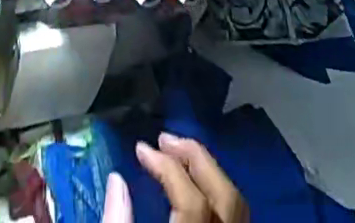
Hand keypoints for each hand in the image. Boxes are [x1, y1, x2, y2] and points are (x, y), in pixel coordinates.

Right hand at [102, 132, 247, 222]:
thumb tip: (117, 180)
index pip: (192, 201)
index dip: (166, 168)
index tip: (141, 149)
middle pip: (227, 197)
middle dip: (196, 159)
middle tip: (165, 139)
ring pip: (238, 205)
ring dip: (209, 172)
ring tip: (179, 155)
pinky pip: (236, 216)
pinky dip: (217, 192)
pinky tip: (195, 184)